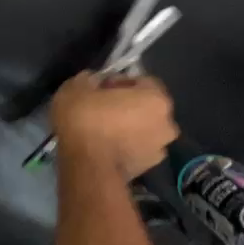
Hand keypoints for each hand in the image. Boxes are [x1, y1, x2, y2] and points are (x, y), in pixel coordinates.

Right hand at [51, 72, 177, 179]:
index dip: (122, 80)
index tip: (102, 87)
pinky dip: (127, 143)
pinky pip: (140, 146)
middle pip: (148, 107)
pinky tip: (106, 143)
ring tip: (103, 127)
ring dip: (129, 125)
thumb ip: (90, 79)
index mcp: (155, 99)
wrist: (89, 164)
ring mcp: (161, 147)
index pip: (145, 81)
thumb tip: (95, 81)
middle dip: (129, 104)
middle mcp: (167, 123)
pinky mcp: (151, 165)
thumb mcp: (76, 86)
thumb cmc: (85, 118)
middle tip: (102, 106)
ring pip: (145, 128)